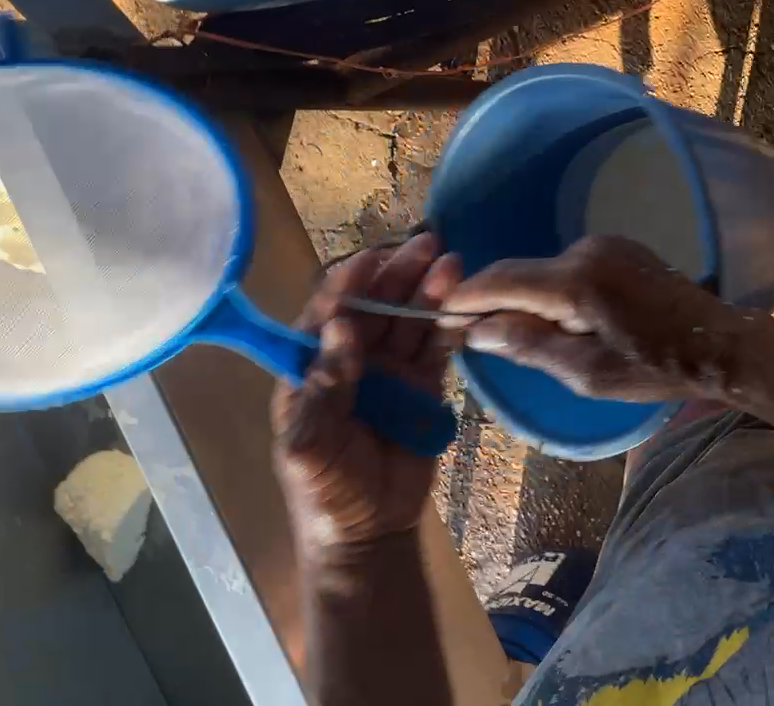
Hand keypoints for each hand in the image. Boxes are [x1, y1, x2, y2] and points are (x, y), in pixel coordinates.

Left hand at [272, 234, 461, 551]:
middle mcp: (353, 360)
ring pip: (411, 321)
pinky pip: (438, 348)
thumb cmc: (325, 490)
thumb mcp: (308, 445)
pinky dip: (450, 324)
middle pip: (377, 308)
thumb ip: (322, 388)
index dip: (348, 285)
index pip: (328, 315)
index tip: (372, 258)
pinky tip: (465, 303)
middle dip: (398, 275)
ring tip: (452, 264)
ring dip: (429, 291)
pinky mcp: (426, 384)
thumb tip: (341, 328)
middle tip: (427, 245)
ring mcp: (393, 370)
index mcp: (313, 368)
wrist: (369, 529)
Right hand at [439, 235, 752, 401]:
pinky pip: (570, 267)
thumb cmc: (657, 368)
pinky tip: (558, 318)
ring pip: (545, 271)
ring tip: (519, 335)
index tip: (437, 318)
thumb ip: (530, 346)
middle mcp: (587, 251)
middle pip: (520, 273)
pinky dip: (553, 289)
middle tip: (468, 333)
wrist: (722, 345)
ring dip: (526, 297)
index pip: (502, 281)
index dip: (464, 299)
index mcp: (577, 282)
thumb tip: (478, 330)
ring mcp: (607, 245)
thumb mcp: (588, 373)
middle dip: (491, 300)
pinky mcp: (621, 249)